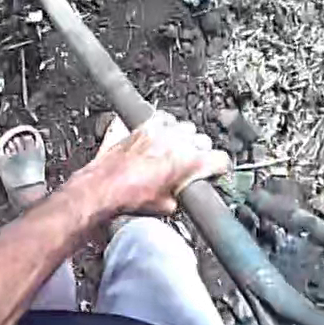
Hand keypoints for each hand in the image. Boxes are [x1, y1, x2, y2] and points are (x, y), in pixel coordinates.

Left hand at [71, 111, 229, 216]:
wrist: (102, 188)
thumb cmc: (129, 198)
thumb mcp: (167, 206)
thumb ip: (182, 193)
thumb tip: (182, 192)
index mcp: (190, 162)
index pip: (220, 159)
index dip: (219, 168)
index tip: (215, 171)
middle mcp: (178, 141)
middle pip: (203, 140)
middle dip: (200, 153)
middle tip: (190, 166)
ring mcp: (159, 130)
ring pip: (184, 127)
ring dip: (182, 139)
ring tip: (173, 152)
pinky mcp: (142, 125)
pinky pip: (162, 118)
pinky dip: (164, 126)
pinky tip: (159, 138)